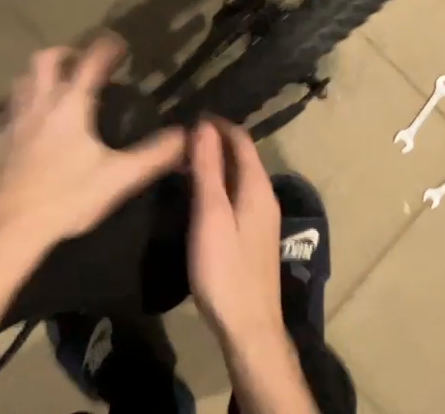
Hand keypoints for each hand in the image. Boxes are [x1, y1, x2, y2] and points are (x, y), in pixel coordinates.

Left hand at [0, 34, 185, 252]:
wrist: (7, 229)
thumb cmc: (66, 198)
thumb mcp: (119, 178)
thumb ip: (154, 155)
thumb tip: (184, 136)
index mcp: (70, 104)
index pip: (92, 60)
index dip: (108, 47)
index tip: (121, 45)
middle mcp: (39, 102)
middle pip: (46, 59)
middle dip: (66, 52)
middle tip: (81, 62)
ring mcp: (12, 120)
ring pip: (22, 81)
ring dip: (39, 77)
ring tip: (54, 89)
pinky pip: (6, 112)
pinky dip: (20, 109)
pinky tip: (27, 127)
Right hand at [187, 118, 284, 345]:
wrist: (248, 326)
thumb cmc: (225, 269)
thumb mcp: (210, 215)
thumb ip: (207, 169)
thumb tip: (203, 126)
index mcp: (257, 186)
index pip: (241, 139)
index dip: (217, 125)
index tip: (188, 117)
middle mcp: (265, 196)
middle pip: (242, 156)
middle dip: (214, 142)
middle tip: (180, 139)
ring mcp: (262, 218)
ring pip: (239, 177)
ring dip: (216, 164)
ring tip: (184, 161)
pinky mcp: (254, 236)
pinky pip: (238, 195)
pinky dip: (220, 184)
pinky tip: (200, 195)